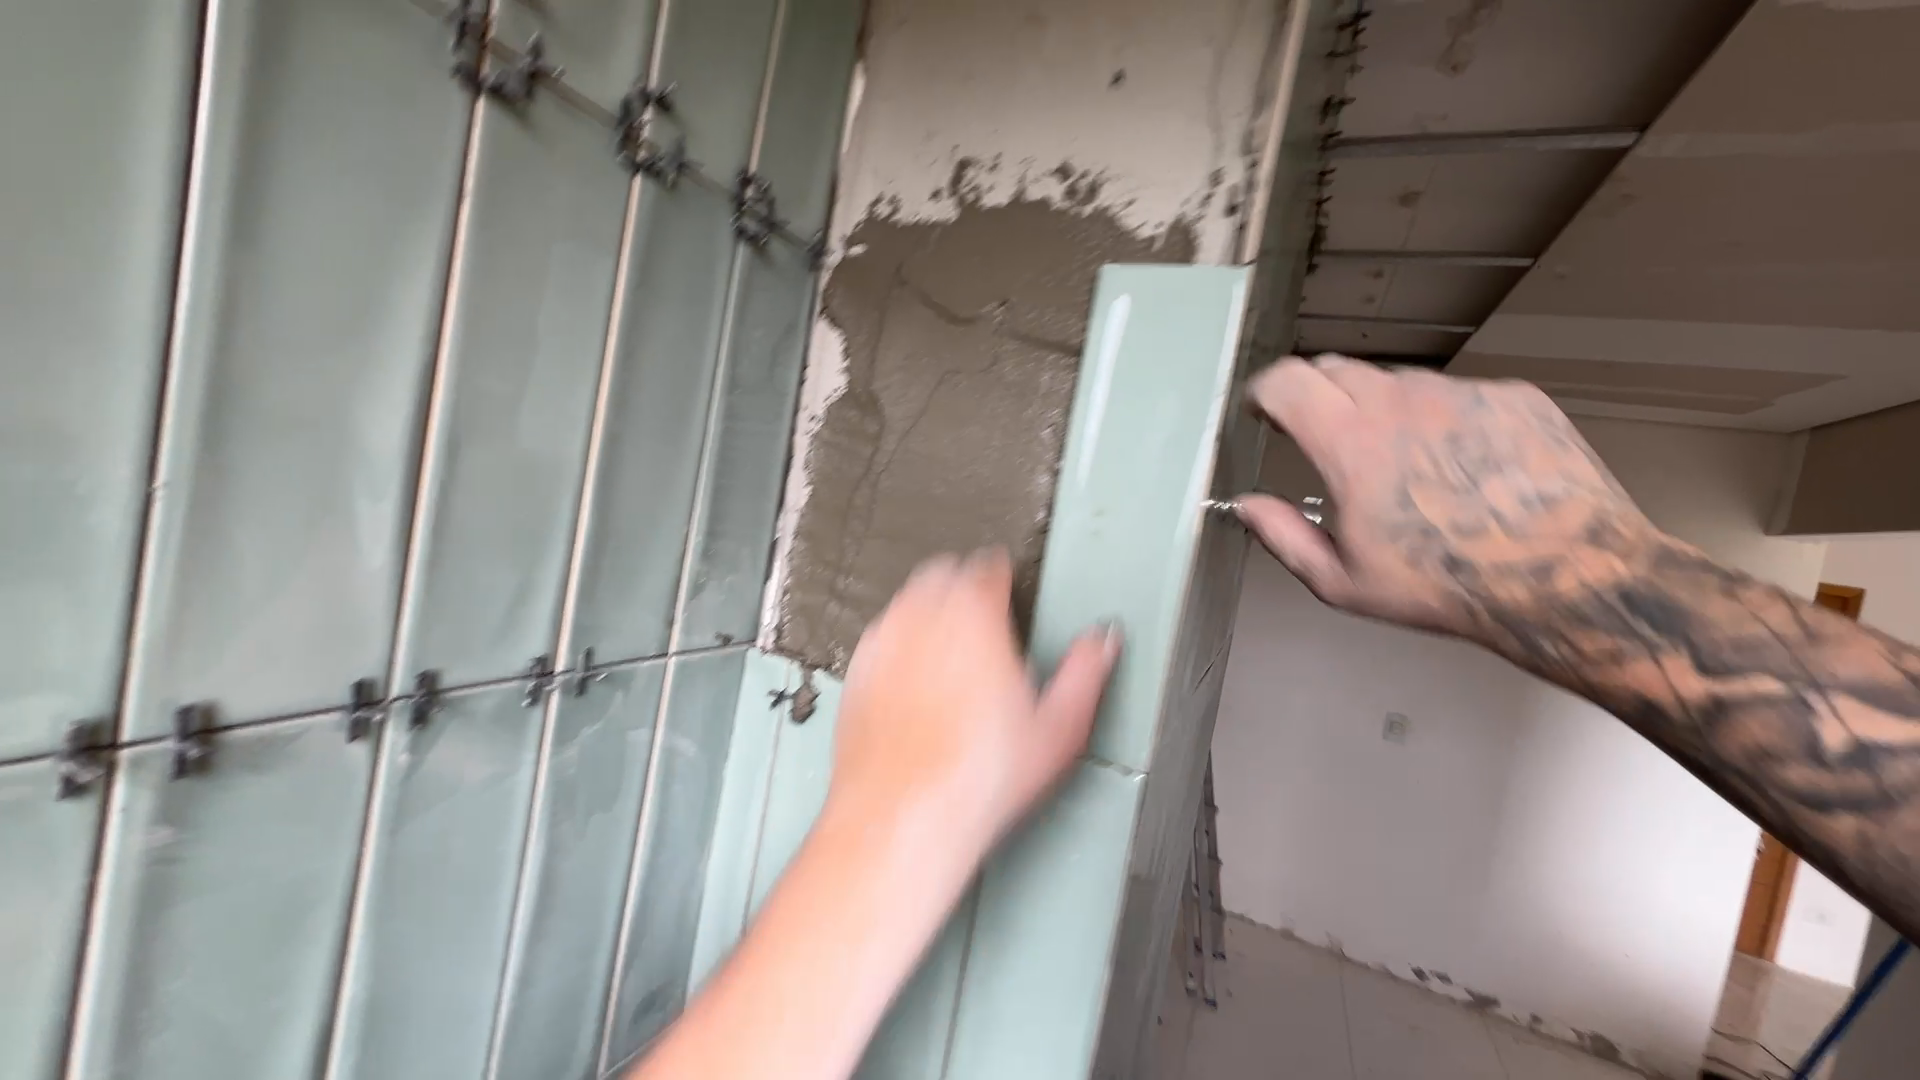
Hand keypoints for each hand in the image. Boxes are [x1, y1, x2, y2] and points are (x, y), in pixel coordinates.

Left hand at [827, 549, 1120, 859]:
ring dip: (929, 607)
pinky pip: (880, 636)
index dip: (1001, 576)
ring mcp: (884, 642)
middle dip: (964, 583)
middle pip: (943, 573)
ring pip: (908, 601)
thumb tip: (1102, 642)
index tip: (1006, 586)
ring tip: (950, 640)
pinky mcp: (857, 672)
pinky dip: (899, 641)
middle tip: (982, 610)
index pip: (987, 568)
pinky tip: (914, 675)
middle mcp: (922, 617)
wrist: (902, 814)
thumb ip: (1085, 673)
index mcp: (975, 615)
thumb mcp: (1058, 728)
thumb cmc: (977, 777)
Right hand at [1236, 355, 1659, 644]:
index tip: (1261, 410)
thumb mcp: (1343, 581)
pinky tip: (1457, 464)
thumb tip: (1245, 505)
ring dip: (1376, 408)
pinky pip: (1453, 394)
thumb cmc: (1443, 587)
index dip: (1263, 392)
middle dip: (1312, 395)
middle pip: (1334, 368)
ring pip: (1395, 381)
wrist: (1567, 579)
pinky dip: (1436, 418)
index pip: (1286, 382)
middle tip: (1319, 435)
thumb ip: (1282, 535)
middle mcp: (1402, 403)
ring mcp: (1461, 394)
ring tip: (1398, 460)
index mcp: (1351, 444)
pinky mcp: (1511, 395)